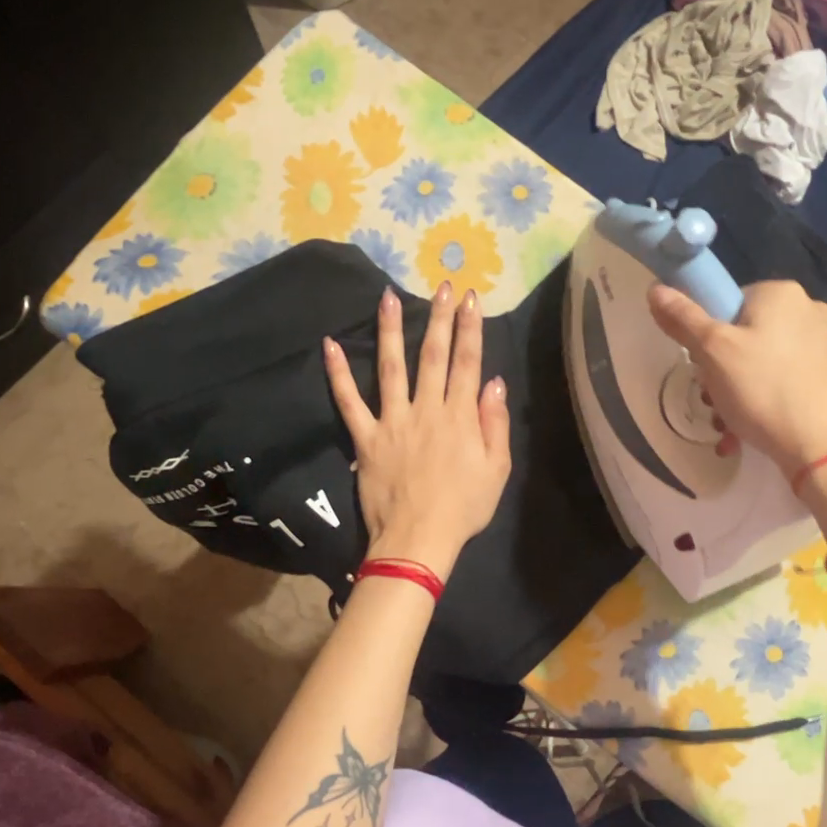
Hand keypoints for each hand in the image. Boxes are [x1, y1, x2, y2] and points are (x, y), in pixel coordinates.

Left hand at [324, 283, 510, 580]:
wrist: (418, 539)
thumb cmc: (463, 509)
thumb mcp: (497, 471)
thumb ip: (494, 425)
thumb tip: (494, 383)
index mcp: (460, 417)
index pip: (468, 363)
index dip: (470, 328)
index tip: (471, 298)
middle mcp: (426, 410)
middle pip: (433, 356)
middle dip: (439, 318)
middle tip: (442, 286)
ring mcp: (393, 421)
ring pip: (392, 368)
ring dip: (391, 330)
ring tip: (388, 296)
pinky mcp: (366, 438)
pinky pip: (349, 402)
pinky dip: (338, 374)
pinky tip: (329, 346)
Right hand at [650, 281, 826, 546]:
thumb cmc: (764, 391)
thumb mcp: (712, 353)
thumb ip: (682, 319)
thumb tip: (655, 289)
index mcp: (781, 293)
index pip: (727, 304)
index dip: (707, 338)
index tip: (703, 370)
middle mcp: (809, 309)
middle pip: (744, 336)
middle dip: (721, 374)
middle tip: (715, 404)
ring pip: (763, 364)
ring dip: (738, 395)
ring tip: (731, 429)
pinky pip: (786, 382)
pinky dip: (766, 403)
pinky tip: (755, 432)